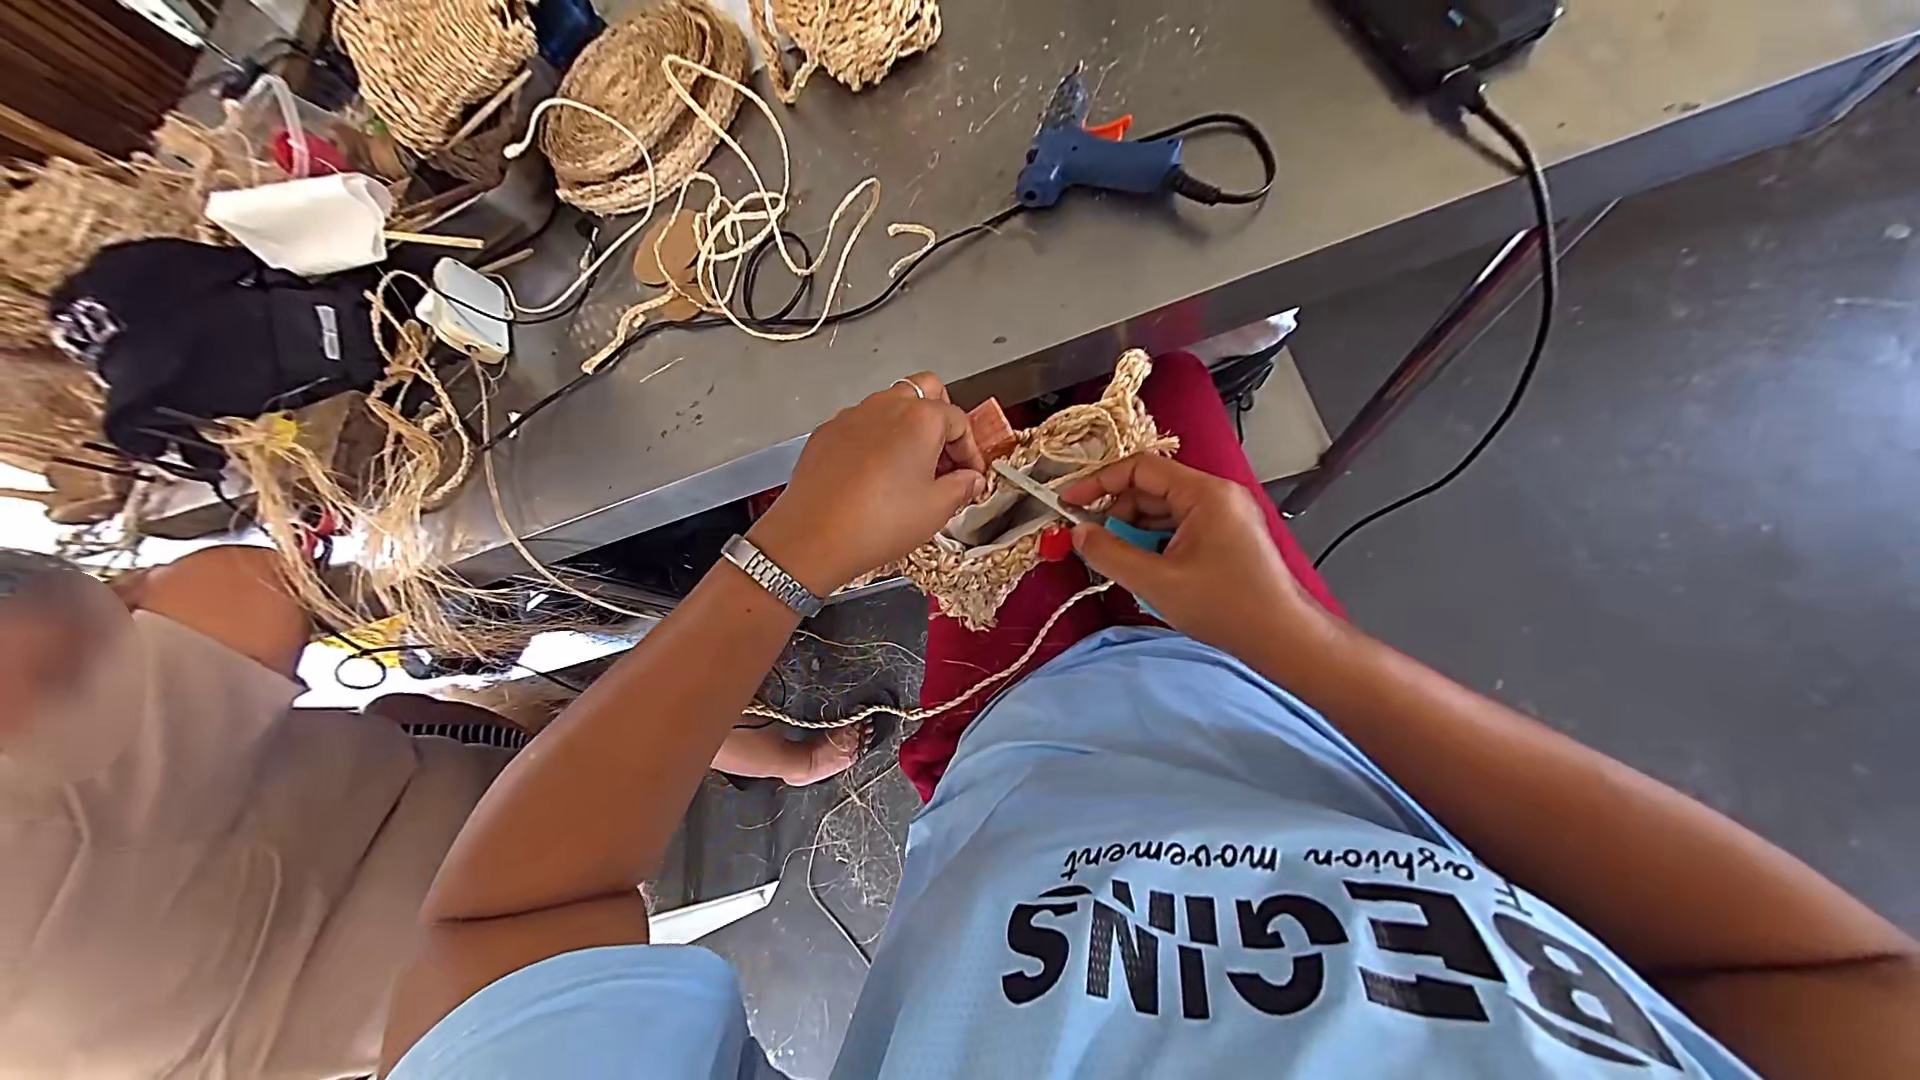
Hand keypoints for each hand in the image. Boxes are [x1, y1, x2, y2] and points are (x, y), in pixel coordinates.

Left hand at [747, 373, 986, 594]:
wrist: (813, 537)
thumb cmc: (874, 523)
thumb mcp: (935, 509)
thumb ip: (962, 487)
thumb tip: (970, 481)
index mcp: (920, 418)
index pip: (959, 420)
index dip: (970, 449)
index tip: (971, 474)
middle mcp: (886, 406)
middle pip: (926, 390)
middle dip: (942, 418)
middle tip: (946, 455)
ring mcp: (853, 416)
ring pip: (891, 403)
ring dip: (909, 426)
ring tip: (913, 467)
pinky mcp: (828, 432)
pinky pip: (862, 424)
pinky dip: (877, 438)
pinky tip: (878, 474)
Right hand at [1061, 455, 1331, 653]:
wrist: (1282, 638)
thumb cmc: (1227, 607)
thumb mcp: (1156, 581)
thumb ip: (1109, 553)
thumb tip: (1078, 534)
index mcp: (1204, 494)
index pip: (1140, 468)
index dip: (1099, 482)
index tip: (1071, 502)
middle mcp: (1216, 496)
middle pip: (1149, 490)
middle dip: (1116, 514)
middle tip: (1092, 542)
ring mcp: (1222, 515)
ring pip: (1161, 512)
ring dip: (1133, 533)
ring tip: (1119, 562)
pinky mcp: (1223, 536)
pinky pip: (1176, 528)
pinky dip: (1153, 544)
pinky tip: (1144, 569)